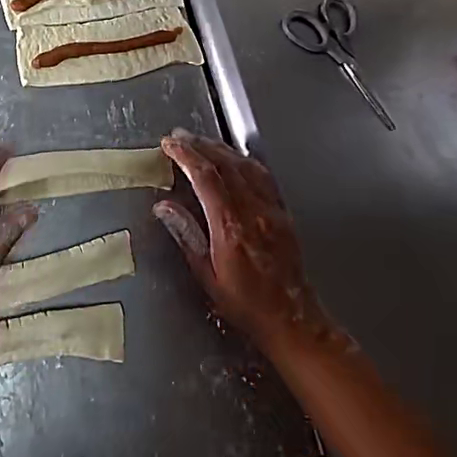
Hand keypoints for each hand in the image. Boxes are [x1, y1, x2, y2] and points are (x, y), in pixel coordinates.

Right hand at [154, 129, 343, 357]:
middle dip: (200, 145)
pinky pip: (264, 176)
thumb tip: (165, 208)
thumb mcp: (207, 276)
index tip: (170, 145)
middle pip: (225, 164)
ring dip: (221, 149)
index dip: (186, 156)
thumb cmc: (247, 305)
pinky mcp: (283, 212)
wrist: (291, 319)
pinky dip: (245, 161)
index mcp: (231, 228)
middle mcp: (253, 212)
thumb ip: (187, 236)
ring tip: (202, 142)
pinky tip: (235, 158)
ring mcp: (271, 210)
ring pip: (246, 165)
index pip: (206, 178)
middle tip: (180, 137)